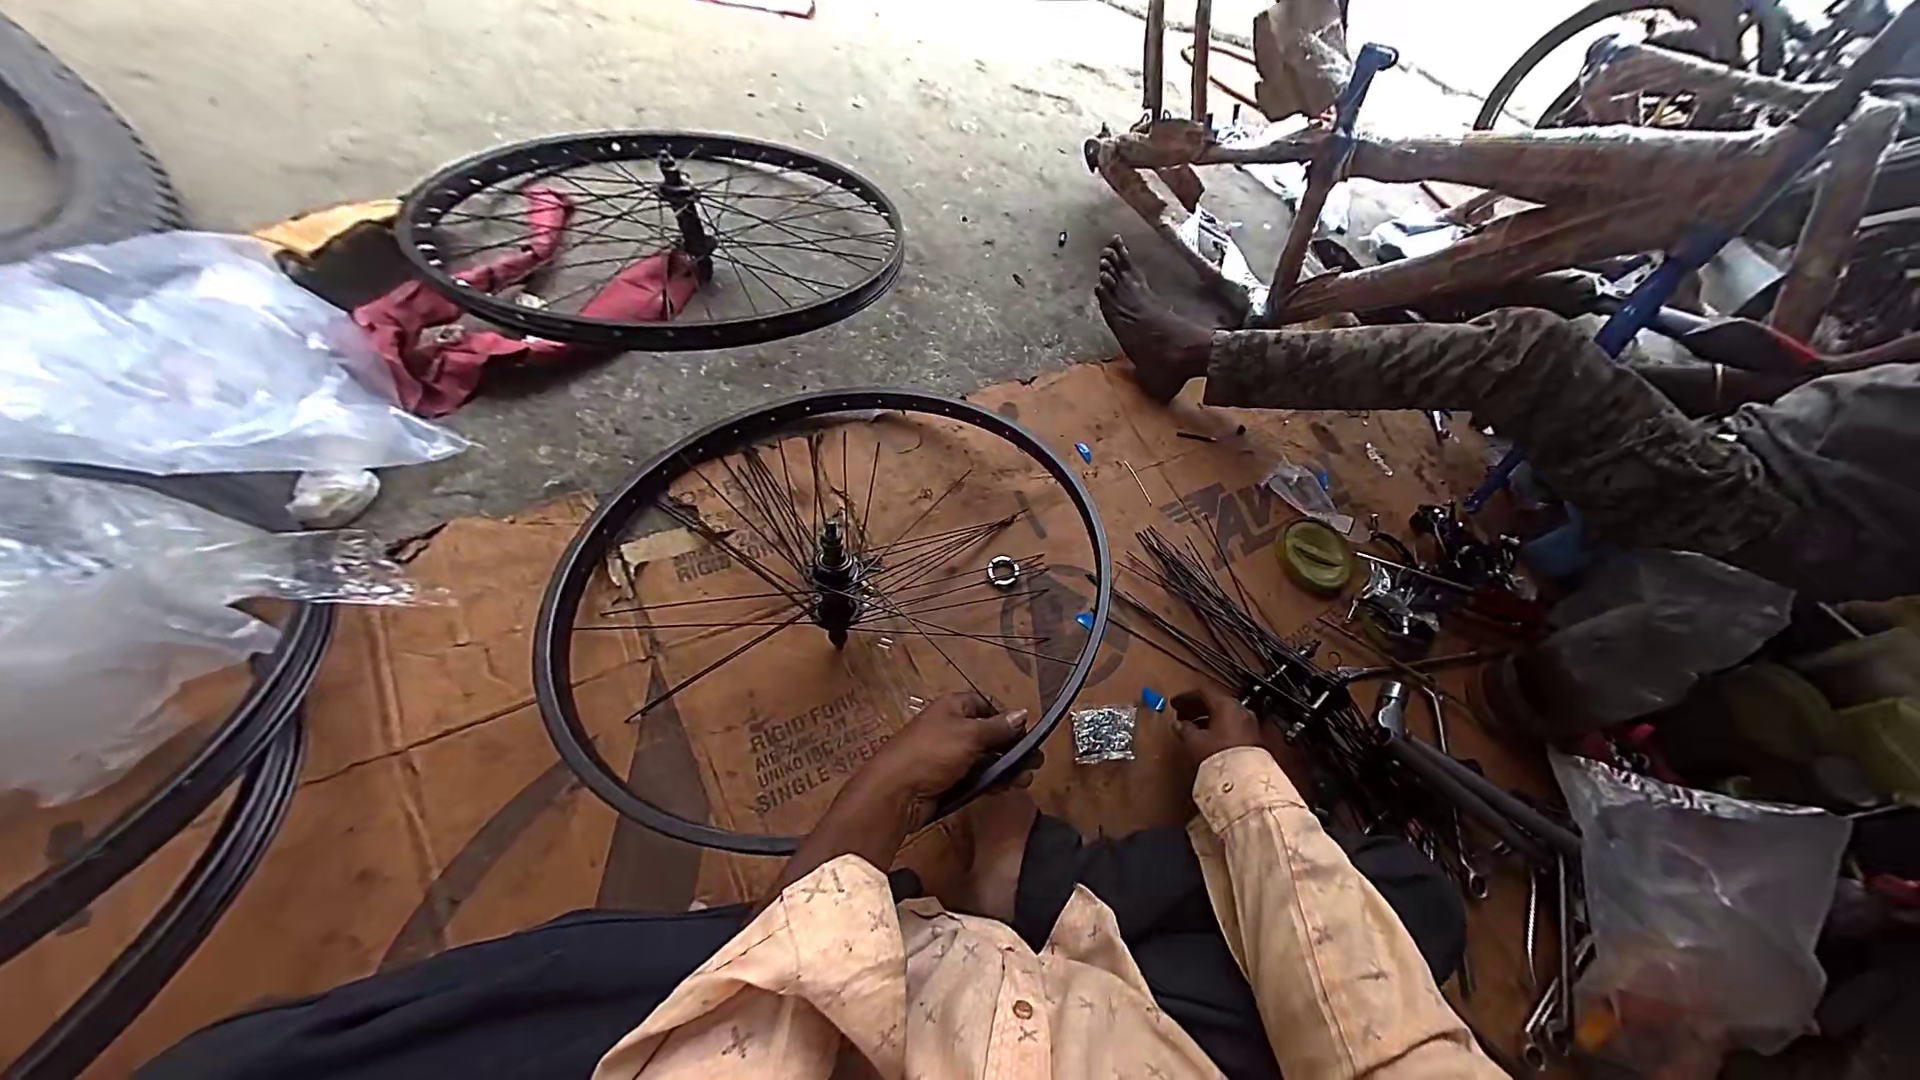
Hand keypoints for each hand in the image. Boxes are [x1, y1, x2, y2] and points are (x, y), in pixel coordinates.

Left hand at [866, 693, 1030, 806]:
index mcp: (954, 707)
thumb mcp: (969, 735)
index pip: (986, 705)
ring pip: (985, 757)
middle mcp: (952, 727)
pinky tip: (1008, 786)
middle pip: (988, 733)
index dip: (1005, 717)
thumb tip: (1023, 713)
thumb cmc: (932, 753)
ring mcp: (949, 755)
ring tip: (1026, 778)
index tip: (1025, 733)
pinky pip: (975, 776)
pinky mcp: (948, 779)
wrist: (895, 792)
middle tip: (1035, 761)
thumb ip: (998, 727)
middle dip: (1012, 747)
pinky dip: (992, 780)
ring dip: (1006, 766)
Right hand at [1168, 688, 1262, 764]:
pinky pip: (1233, 728)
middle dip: (1196, 708)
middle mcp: (1241, 712)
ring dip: (1207, 719)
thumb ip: (1184, 729)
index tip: (1176, 702)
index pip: (1203, 692)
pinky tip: (1209, 739)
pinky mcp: (1254, 741)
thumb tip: (1179, 725)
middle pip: (1215, 702)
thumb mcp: (1194, 741)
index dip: (1186, 696)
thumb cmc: (1222, 757)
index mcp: (1227, 705)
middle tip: (1182, 714)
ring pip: (1225, 716)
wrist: (1245, 782)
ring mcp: (1250, 726)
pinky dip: (1218, 729)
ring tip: (1193, 729)